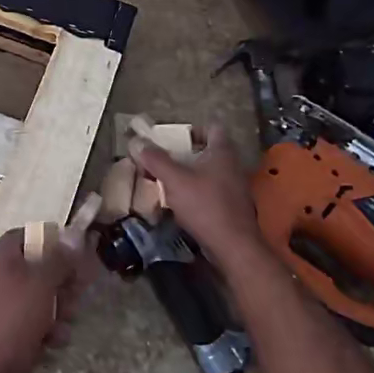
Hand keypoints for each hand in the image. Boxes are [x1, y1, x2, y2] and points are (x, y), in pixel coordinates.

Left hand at [0, 231, 90, 372]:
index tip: (75, 256)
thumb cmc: (11, 318)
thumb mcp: (42, 283)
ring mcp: (3, 304)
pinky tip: (53, 342)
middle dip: (63, 283)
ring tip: (62, 325)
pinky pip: (34, 320)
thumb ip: (60, 259)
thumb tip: (74, 236)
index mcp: (4, 256)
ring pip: (43, 297)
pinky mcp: (7, 329)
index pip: (31, 234)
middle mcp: (2, 275)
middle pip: (42, 267)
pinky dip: (47, 329)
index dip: (55, 241)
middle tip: (73, 296)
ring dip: (59, 310)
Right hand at [128, 125, 266, 270]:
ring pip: (210, 172)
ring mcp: (236, 186)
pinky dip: (198, 193)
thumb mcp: (174, 180)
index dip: (192, 130)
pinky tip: (183, 205)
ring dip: (190, 175)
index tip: (173, 141)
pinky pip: (214, 191)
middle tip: (164, 163)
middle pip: (209, 151)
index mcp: (223, 151)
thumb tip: (137, 142)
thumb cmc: (205, 205)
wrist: (233, 245)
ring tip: (169, 184)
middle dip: (185, 155)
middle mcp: (233, 164)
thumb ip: (156, 160)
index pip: (212, 128)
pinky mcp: (234, 206)